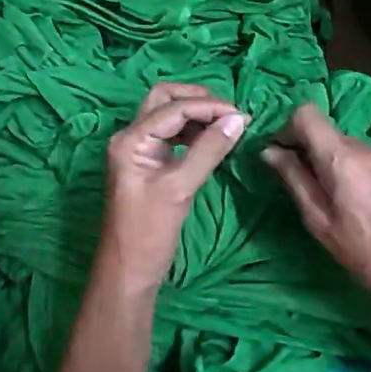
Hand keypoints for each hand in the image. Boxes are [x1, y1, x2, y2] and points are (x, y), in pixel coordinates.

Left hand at [99, 83, 248, 293]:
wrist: (127, 272)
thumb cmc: (149, 233)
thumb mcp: (180, 188)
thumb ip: (209, 150)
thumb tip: (237, 120)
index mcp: (131, 139)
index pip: (174, 107)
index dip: (210, 107)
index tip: (242, 116)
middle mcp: (130, 137)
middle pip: (164, 99)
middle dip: (198, 99)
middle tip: (230, 114)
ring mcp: (136, 149)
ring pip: (167, 114)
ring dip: (196, 114)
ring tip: (226, 126)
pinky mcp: (146, 162)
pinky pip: (169, 134)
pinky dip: (191, 131)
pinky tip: (211, 141)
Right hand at [261, 105, 370, 331]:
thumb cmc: (363, 254)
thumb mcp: (318, 221)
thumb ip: (294, 179)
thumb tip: (270, 151)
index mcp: (342, 158)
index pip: (307, 114)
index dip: (289, 129)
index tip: (284, 155)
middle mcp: (370, 148)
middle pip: (332, 135)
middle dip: (316, 153)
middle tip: (313, 189)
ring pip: (356, 149)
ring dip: (344, 165)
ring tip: (349, 202)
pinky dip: (369, 173)